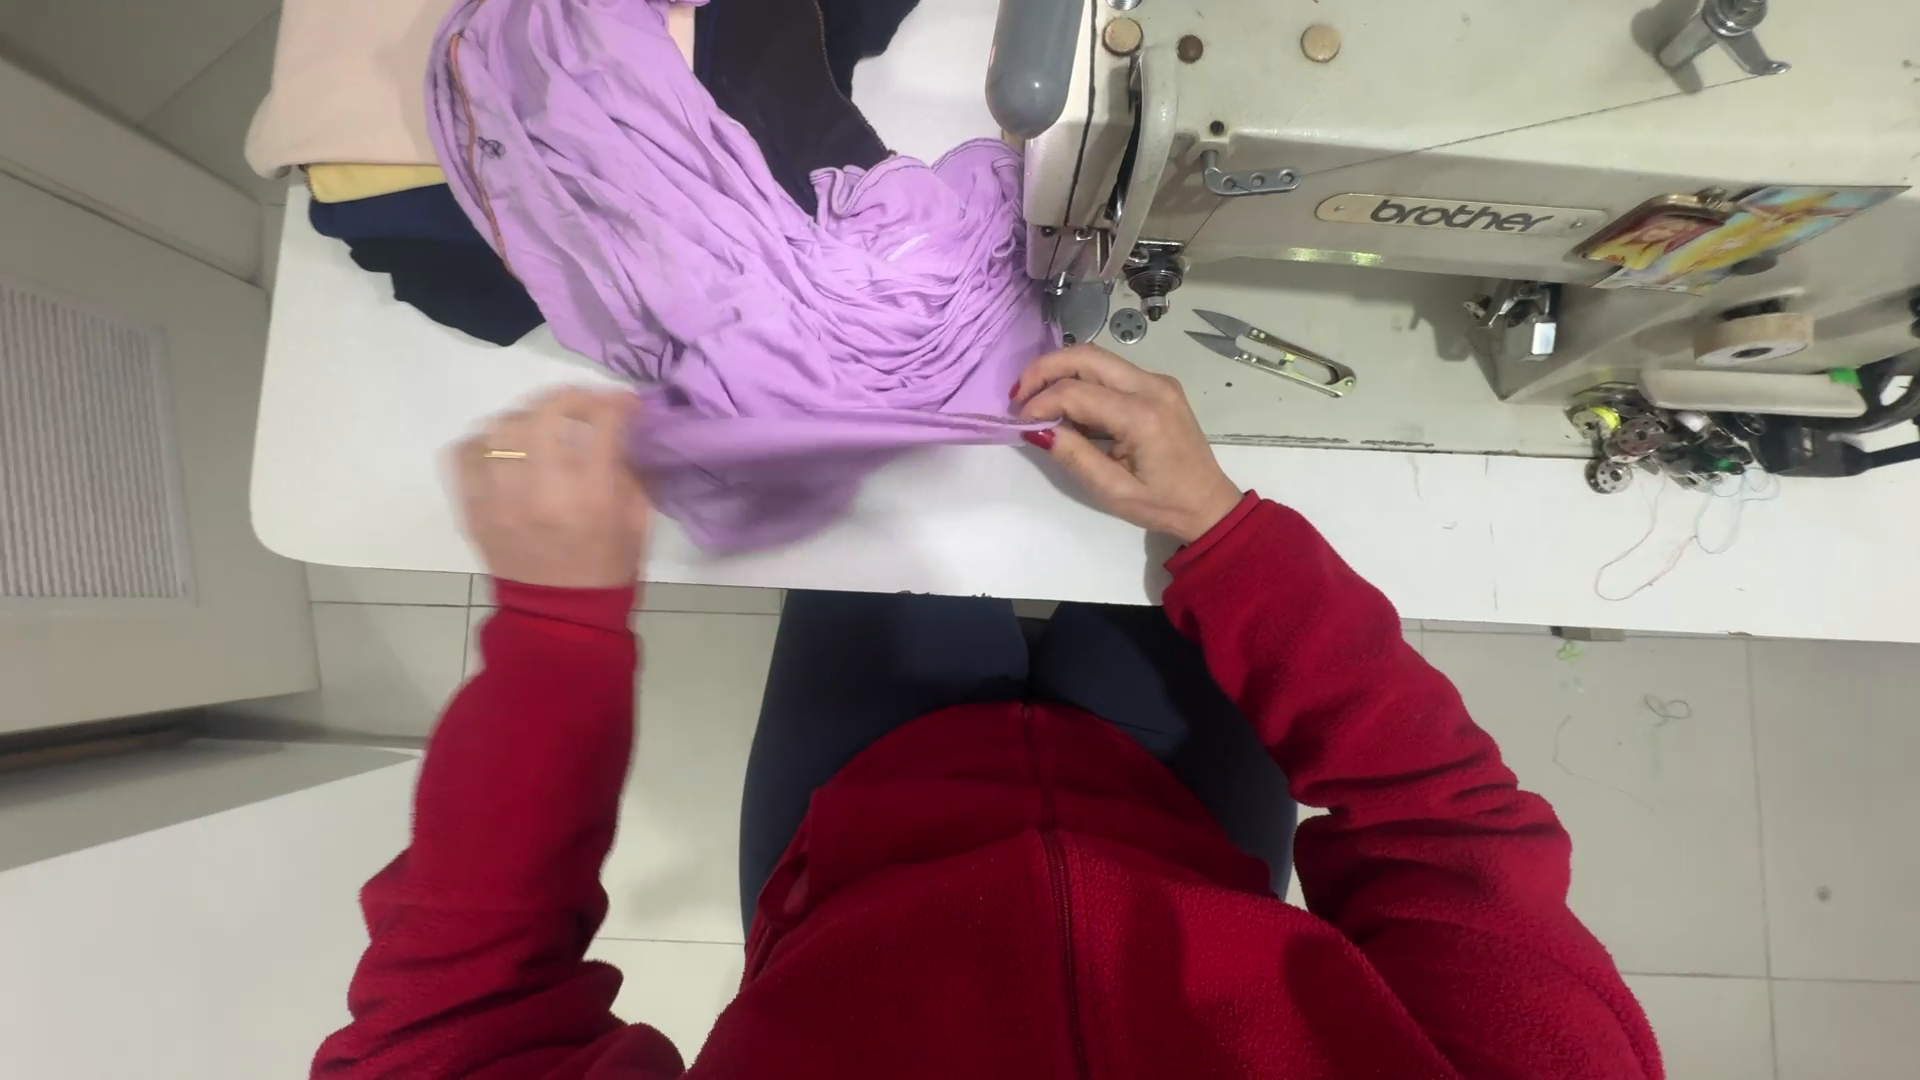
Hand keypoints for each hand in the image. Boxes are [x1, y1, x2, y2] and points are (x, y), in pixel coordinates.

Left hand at [454, 387, 651, 588]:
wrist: (560, 614)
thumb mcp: (638, 520)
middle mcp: (544, 491)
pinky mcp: (473, 508)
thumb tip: (617, 431)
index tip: (624, 402)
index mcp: (594, 497)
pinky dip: (485, 440)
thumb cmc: (609, 566)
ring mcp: (500, 498)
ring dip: (527, 415)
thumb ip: (627, 471)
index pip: (602, 423)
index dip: (616, 402)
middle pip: (546, 414)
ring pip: (502, 428)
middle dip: (570, 397)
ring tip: (541, 423)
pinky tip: (505, 446)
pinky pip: (465, 453)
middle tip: (583, 402)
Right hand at [1012, 345, 1242, 543]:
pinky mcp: (1157, 385)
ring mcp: (1158, 381)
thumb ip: (1074, 456)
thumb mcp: (1113, 491)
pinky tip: (1067, 407)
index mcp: (1143, 416)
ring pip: (1097, 358)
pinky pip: (1111, 371)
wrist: (1209, 503)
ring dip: (1061, 373)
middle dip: (1044, 370)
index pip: (1076, 391)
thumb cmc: (1163, 504)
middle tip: (1018, 396)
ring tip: (1036, 401)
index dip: (1040, 402)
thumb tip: (1036, 429)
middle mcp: (1152, 386)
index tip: (1019, 422)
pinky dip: (1082, 381)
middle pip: (1086, 356)